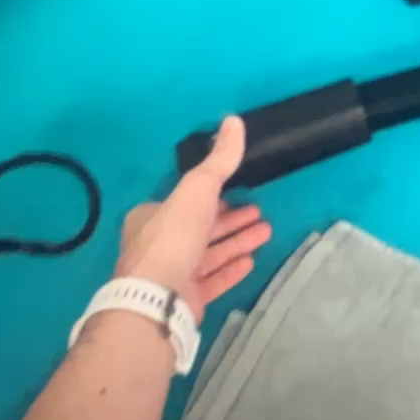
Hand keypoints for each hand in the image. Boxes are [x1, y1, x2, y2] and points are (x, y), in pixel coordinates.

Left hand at [115, 116, 270, 322]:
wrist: (157, 297)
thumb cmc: (174, 236)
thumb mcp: (198, 187)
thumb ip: (219, 159)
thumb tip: (234, 121)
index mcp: (153, 216)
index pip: (189, 202)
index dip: (217, 197)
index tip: (242, 194)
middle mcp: (160, 244)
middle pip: (202, 227)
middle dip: (232, 219)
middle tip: (260, 213)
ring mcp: (172, 274)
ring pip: (210, 254)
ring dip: (237, 242)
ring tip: (266, 232)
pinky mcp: (185, 298)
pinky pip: (212, 279)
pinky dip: (231, 269)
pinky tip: (251, 261)